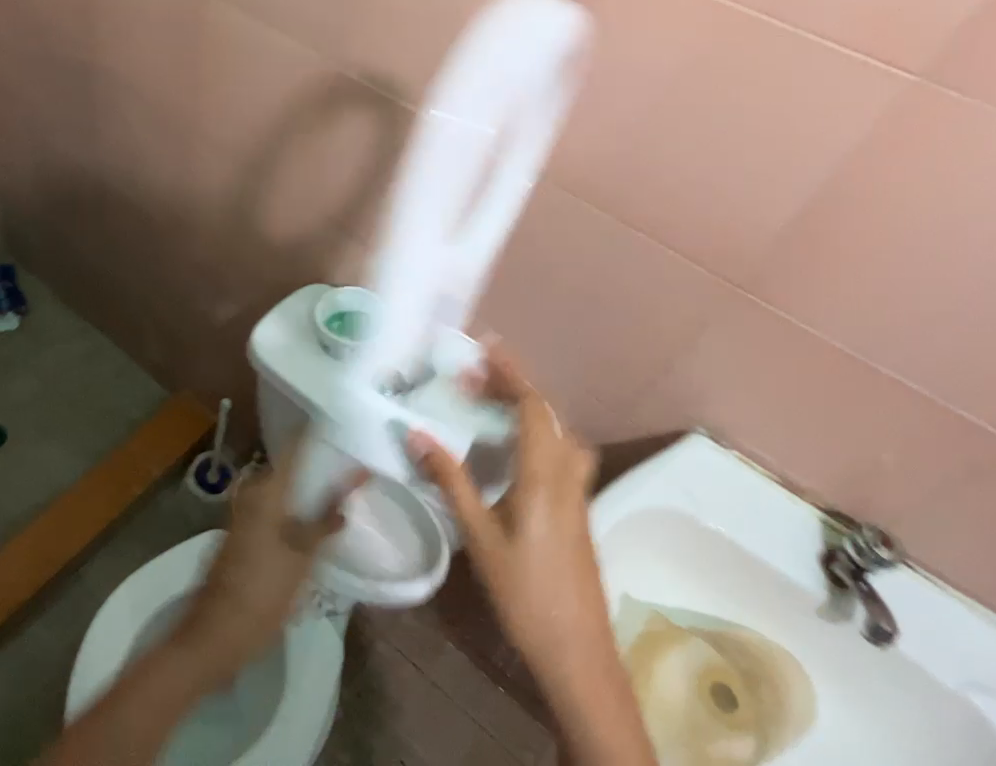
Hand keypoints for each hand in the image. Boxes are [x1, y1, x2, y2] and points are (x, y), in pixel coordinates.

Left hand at [171, 449, 365, 680]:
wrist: (216, 635)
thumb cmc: (263, 592)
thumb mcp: (304, 557)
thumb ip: (328, 518)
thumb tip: (356, 478)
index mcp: (266, 492)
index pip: (294, 449)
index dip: (315, 434)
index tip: (341, 424)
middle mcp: (250, 496)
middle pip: (287, 470)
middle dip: (315, 466)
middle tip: (350, 464)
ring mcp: (242, 518)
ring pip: (280, 492)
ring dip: (305, 491)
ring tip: (340, 493)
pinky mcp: (241, 538)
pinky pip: (272, 511)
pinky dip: (293, 511)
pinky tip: (315, 524)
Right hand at [407, 346, 606, 692]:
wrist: (577, 649)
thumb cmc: (524, 593)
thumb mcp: (479, 536)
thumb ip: (451, 481)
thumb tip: (418, 433)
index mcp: (544, 475)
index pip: (532, 406)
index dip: (510, 373)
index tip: (483, 347)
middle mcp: (567, 475)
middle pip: (546, 413)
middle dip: (511, 386)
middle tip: (471, 376)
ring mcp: (578, 493)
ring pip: (557, 432)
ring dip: (526, 408)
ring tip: (489, 403)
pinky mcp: (577, 509)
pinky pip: (558, 452)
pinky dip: (534, 432)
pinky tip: (509, 449)